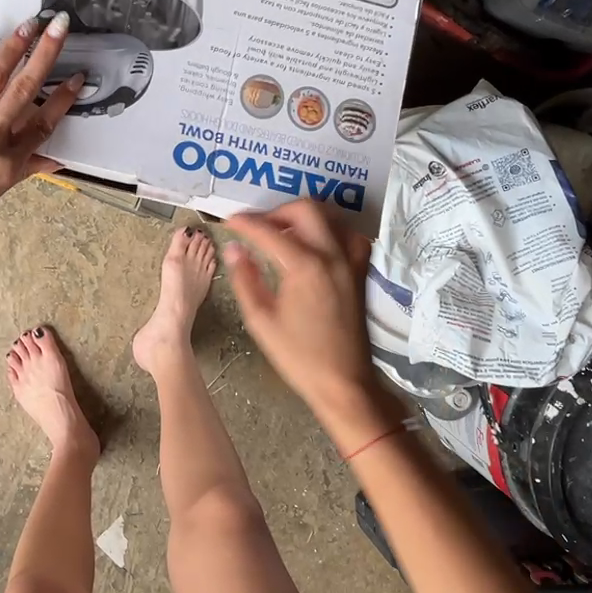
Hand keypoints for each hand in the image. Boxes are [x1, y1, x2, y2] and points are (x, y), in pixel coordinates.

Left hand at [0, 14, 82, 252]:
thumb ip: (23, 171)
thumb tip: (54, 159)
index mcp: (7, 166)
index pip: (43, 126)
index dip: (62, 99)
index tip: (78, 76)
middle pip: (23, 92)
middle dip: (44, 55)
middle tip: (60, 25)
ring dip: (12, 48)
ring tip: (29, 24)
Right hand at [223, 201, 397, 441]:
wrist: (345, 383)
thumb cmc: (299, 356)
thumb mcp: (260, 320)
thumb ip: (245, 278)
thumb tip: (234, 248)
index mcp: (305, 266)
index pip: (269, 231)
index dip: (246, 223)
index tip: (229, 222)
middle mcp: (333, 255)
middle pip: (306, 209)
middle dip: (277, 211)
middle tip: (258, 228)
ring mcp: (352, 261)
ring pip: (331, 216)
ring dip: (305, 216)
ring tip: (284, 232)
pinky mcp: (361, 272)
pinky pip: (349, 235)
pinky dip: (331, 229)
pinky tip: (316, 244)